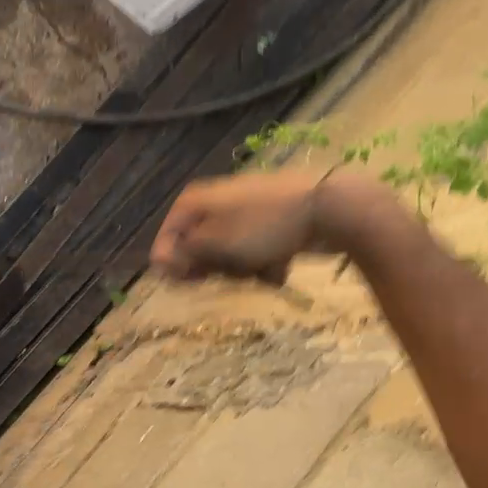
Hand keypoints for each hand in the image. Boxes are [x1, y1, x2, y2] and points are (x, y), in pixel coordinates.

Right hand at [150, 170, 388, 284]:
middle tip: (230, 274)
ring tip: (262, 269)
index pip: (167, 239)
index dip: (174, 265)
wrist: (329, 207)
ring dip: (242, 269)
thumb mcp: (214, 243)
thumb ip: (183, 254)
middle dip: (214, 267)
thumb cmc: (262, 226)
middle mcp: (214, 204)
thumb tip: (157, 263)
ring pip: (229, 253)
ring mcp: (245, 212)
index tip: (189, 284)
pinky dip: (266, 262)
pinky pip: (257, 250)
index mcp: (194, 202)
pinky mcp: (271, 222)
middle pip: (198, 248)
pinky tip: (281, 266)